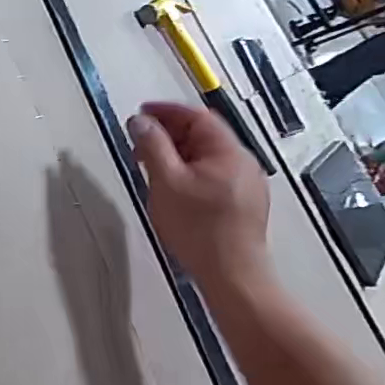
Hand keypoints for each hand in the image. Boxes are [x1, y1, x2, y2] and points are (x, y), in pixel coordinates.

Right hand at [128, 102, 272, 288]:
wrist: (231, 274)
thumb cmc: (201, 231)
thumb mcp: (165, 182)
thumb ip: (151, 146)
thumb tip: (141, 122)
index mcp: (229, 153)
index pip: (197, 116)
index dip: (166, 111)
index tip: (142, 113)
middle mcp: (242, 164)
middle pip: (202, 134)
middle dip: (167, 132)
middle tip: (139, 140)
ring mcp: (244, 184)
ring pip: (204, 155)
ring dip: (175, 152)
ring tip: (149, 164)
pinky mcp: (239, 201)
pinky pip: (210, 173)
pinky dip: (186, 169)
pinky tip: (169, 185)